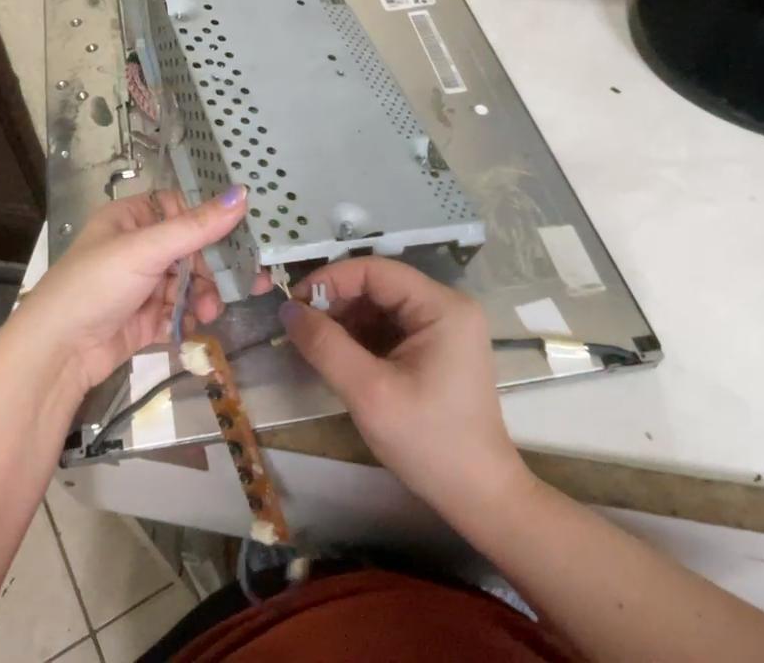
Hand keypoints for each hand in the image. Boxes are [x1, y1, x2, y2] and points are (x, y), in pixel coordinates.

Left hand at [8, 185, 263, 394]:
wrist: (57, 351)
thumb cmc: (95, 285)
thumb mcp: (145, 250)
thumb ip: (196, 226)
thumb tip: (242, 194)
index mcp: (129, 219)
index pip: (180, 209)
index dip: (210, 220)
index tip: (244, 233)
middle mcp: (136, 248)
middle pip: (190, 250)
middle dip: (215, 268)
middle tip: (249, 280)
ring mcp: (141, 285)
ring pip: (189, 284)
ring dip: (205, 296)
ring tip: (212, 311)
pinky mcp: (144, 319)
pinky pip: (179, 312)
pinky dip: (190, 318)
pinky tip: (197, 325)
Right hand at [282, 258, 534, 513]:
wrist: (477, 494)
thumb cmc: (427, 442)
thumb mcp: (368, 392)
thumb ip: (325, 346)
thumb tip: (286, 310)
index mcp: (442, 307)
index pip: (375, 270)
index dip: (330, 280)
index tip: (293, 306)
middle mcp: (447, 307)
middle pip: (377, 286)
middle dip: (335, 303)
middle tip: (300, 330)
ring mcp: (443, 328)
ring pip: (380, 307)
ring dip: (344, 321)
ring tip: (314, 346)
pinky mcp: (436, 349)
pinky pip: (389, 328)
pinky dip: (360, 338)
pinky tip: (338, 358)